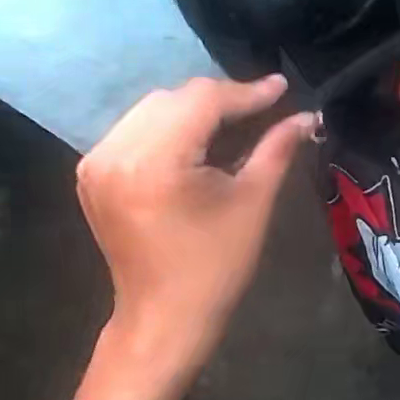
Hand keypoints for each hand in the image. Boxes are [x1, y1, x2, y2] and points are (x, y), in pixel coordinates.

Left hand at [76, 76, 315, 377]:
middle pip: (173, 98)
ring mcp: (96, 162)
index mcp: (154, 162)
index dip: (246, 92)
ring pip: (152, 108)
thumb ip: (277, 149)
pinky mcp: (93, 173)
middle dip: (222, 98)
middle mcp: (114, 152)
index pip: (202, 102)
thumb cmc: (218, 264)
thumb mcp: (254, 202)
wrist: (165, 313)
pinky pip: (135, 128)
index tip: (282, 86)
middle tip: (265, 106)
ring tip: (237, 119)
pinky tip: (199, 138)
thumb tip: (306, 116)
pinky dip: (171, 125)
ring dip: (196, 108)